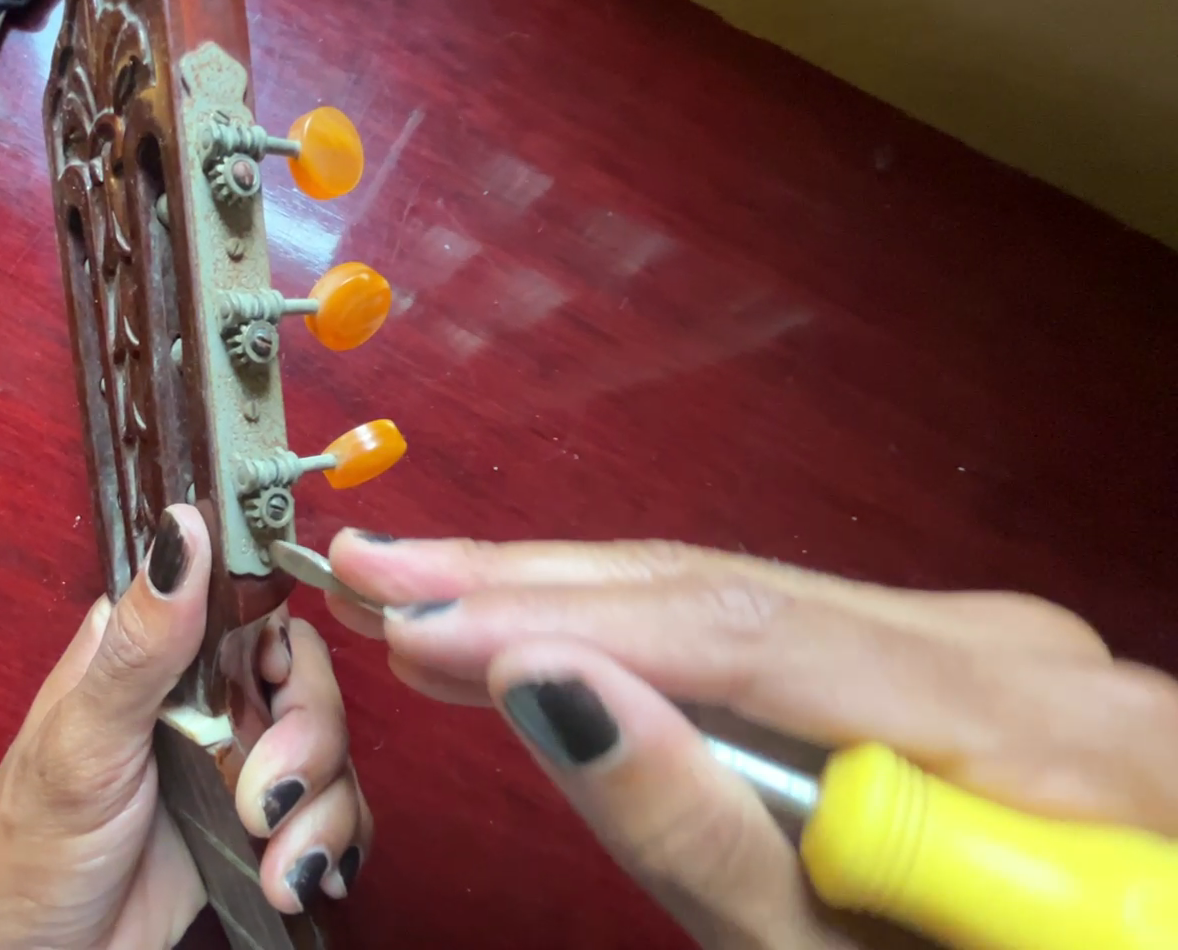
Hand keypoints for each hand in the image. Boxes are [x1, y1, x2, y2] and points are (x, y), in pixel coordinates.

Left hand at [0, 505, 370, 949]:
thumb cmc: (36, 842)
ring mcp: (239, 751)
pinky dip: (331, 842)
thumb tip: (184, 524)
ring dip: (321, 807)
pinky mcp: (262, 815)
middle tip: (264, 800)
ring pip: (329, 741)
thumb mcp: (84, 738)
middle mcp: (206, 688)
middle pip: (304, 671)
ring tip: (277, 864)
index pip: (246, 598)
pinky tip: (298, 878)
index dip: (280, 629)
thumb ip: (142, 642)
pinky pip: (333, 805)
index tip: (277, 677)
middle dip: (309, 738)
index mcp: (156, 646)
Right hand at [326, 532, 1177, 948]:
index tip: (405, 622)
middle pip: (698, 589)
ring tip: (403, 582)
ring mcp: (938, 638)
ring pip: (691, 594)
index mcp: (1031, 730)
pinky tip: (503, 614)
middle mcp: (983, 645)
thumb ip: (703, 831)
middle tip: (365, 565)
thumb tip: (541, 678)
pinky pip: (714, 625)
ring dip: (532, 594)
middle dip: (510, 581)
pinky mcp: (886, 652)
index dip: (548, 617)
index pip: (733, 632)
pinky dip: (597, 623)